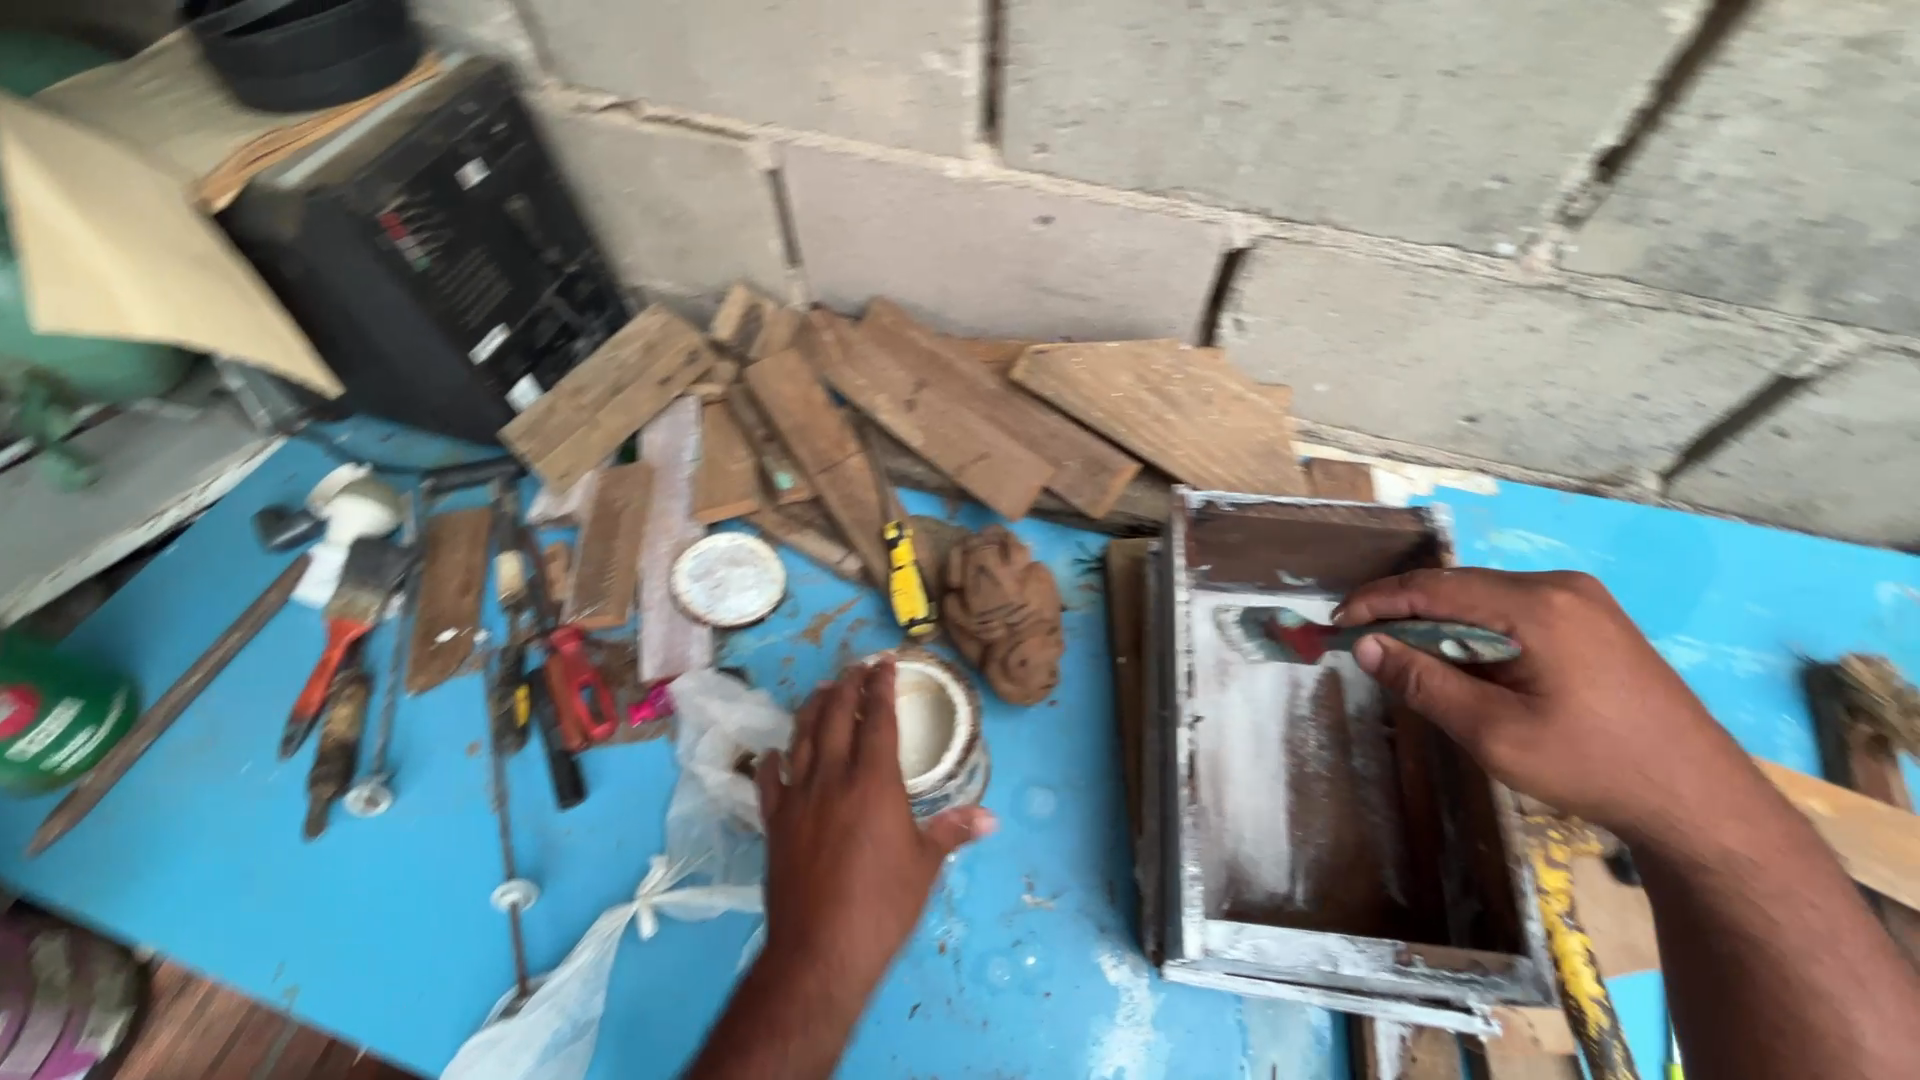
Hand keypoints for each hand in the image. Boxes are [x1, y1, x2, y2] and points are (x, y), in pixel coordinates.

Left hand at [754, 659, 995, 985]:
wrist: (821, 950)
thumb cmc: (883, 906)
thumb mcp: (925, 866)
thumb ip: (952, 831)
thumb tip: (990, 817)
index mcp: (874, 782)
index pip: (878, 720)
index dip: (881, 687)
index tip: (884, 664)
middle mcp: (833, 778)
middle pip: (836, 717)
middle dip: (847, 686)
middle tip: (855, 668)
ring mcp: (798, 799)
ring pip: (802, 738)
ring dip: (812, 709)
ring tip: (821, 691)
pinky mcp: (774, 823)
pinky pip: (768, 781)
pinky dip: (771, 760)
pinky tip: (774, 751)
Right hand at [1334, 569, 1760, 844]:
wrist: (1699, 800)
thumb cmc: (1591, 766)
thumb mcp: (1493, 733)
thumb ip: (1424, 683)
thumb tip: (1365, 645)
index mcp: (1538, 606)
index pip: (1433, 588)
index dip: (1376, 602)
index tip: (1336, 623)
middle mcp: (1560, 587)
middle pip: (1457, 586)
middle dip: (1402, 610)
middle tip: (1360, 641)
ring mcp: (1582, 600)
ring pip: (1483, 597)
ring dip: (1437, 621)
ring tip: (1402, 654)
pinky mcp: (1593, 620)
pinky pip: (1511, 610)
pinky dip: (1472, 628)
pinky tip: (1460, 659)